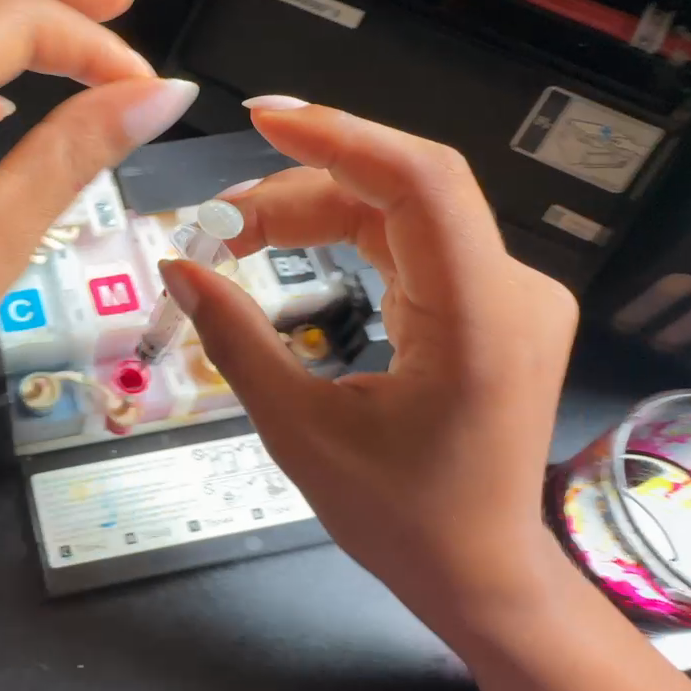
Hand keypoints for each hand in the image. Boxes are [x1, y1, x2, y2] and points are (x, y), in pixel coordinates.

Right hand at [160, 100, 578, 636]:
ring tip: (238, 233)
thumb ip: (237, 341)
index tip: (261, 120)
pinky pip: (413, 247)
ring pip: (403, 215)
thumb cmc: (396, 517)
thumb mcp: (299, 431)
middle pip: (400, 193)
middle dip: (301, 191)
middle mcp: (510, 290)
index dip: (338, 137)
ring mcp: (507, 296)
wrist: (475, 570)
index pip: (418, 184)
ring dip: (318, 212)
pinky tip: (294, 246)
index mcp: (479, 320)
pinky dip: (347, 238)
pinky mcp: (490, 309)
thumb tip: (180, 272)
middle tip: (216, 220)